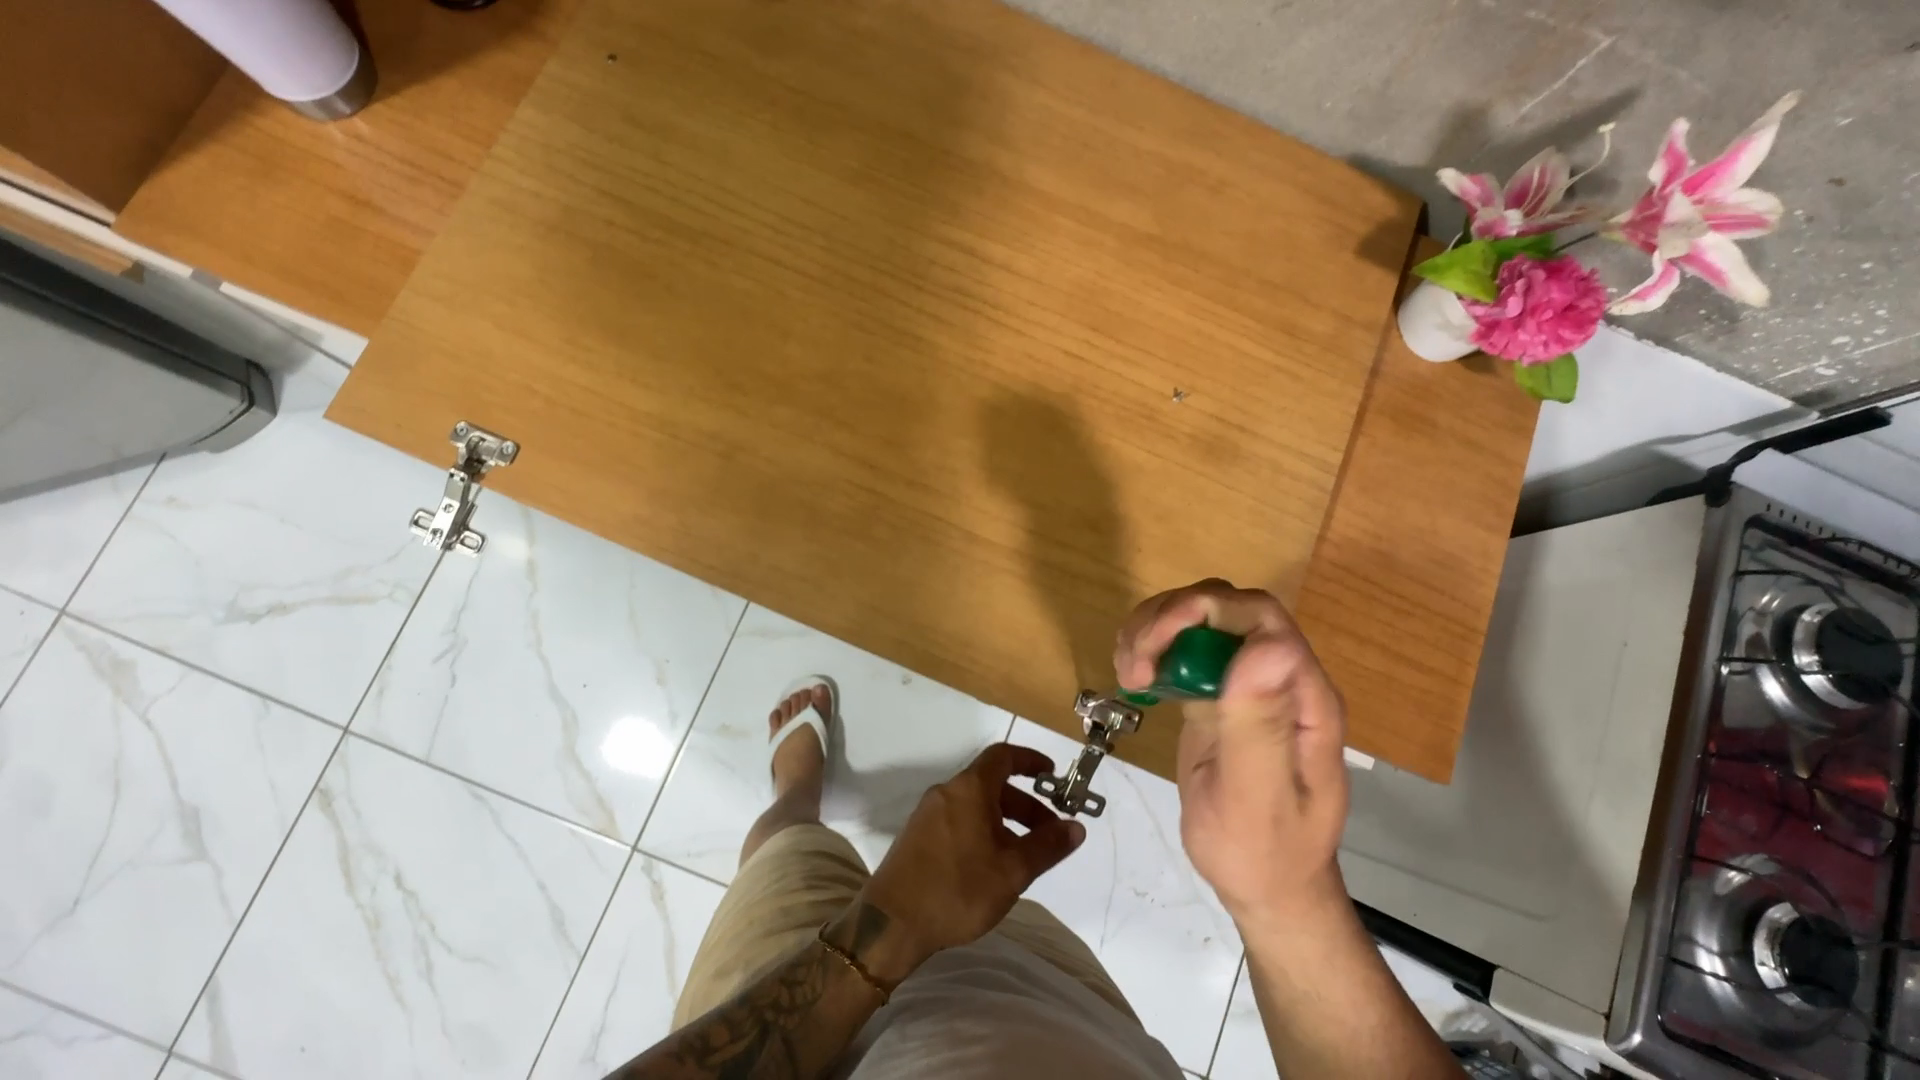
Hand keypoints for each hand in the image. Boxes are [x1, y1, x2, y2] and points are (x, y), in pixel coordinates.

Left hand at [852, 743, 1086, 977]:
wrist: (892, 923)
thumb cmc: (958, 890)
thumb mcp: (1013, 871)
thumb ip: (1047, 846)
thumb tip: (1076, 827)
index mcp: (969, 789)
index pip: (1003, 756)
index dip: (1030, 761)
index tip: (1052, 776)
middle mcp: (946, 793)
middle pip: (992, 784)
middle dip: (1026, 805)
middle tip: (1050, 834)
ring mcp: (927, 815)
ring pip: (976, 806)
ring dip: (1006, 822)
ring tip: (1026, 856)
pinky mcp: (917, 837)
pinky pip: (959, 821)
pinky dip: (983, 831)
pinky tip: (993, 867)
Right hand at [1116, 580, 1350, 933]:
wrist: (1264, 888)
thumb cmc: (1264, 854)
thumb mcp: (1258, 799)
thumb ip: (1261, 726)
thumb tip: (1267, 647)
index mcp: (1304, 697)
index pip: (1260, 618)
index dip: (1202, 613)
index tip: (1152, 651)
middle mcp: (1279, 679)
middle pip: (1225, 607)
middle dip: (1170, 620)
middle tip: (1133, 667)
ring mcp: (1247, 685)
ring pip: (1200, 619)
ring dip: (1154, 629)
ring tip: (1129, 673)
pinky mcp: (1217, 697)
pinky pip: (1184, 649)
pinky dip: (1151, 648)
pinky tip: (1134, 679)